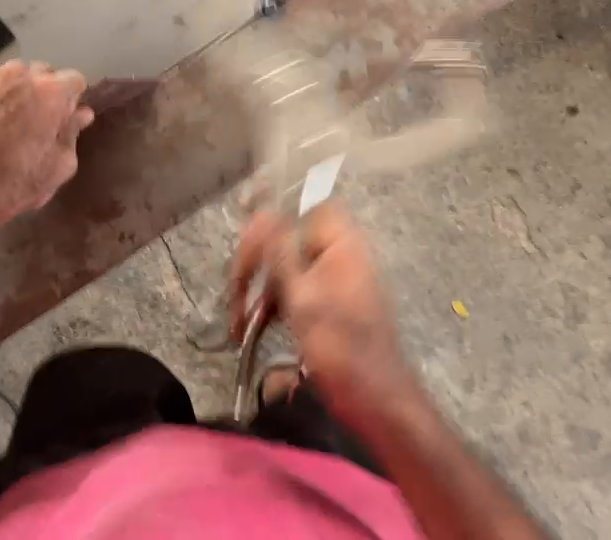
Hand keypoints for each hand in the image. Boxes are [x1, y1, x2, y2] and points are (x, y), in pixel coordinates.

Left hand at [0, 61, 93, 231]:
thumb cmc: (13, 184)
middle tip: (39, 124)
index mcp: (50, 92)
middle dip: (47, 94)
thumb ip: (73, 133)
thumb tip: (81, 114)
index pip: (75, 80)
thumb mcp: (58, 167)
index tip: (65, 120)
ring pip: (18, 76)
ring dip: (22, 92)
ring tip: (12, 123)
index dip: (73, 102)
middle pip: (46, 74)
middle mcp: (22, 74)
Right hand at [229, 201, 412, 420]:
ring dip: (258, 290)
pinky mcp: (327, 306)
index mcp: (343, 244)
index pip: (307, 208)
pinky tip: (247, 328)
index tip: (247, 236)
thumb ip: (280, 251)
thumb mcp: (303, 295)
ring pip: (286, 268)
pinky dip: (271, 306)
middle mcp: (340, 255)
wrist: (375, 402)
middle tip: (235, 287)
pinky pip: (293, 292)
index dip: (276, 215)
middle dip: (258, 262)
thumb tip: (263, 210)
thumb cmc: (341, 347)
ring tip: (236, 319)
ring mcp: (334, 281)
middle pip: (289, 239)